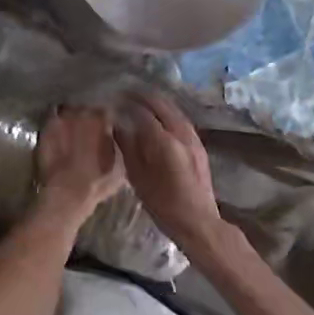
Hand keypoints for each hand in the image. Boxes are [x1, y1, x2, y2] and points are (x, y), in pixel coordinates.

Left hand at [36, 106, 124, 216]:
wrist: (68, 190)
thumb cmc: (98, 182)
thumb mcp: (120, 166)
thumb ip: (119, 146)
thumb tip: (119, 138)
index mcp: (105, 119)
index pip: (107, 109)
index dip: (105, 116)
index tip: (104, 122)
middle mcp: (86, 111)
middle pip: (87, 105)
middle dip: (88, 112)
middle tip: (87, 123)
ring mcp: (66, 115)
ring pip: (70, 107)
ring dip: (71, 112)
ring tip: (71, 122)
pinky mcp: (49, 123)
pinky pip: (53, 112)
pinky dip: (55, 117)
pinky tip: (56, 125)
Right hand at [112, 91, 223, 250]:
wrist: (198, 222)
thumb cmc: (163, 204)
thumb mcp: (137, 177)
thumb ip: (128, 147)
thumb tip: (118, 125)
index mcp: (163, 141)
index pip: (142, 111)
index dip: (127, 102)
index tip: (115, 97)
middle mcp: (180, 133)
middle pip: (161, 104)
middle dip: (143, 96)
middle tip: (126, 92)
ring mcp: (193, 137)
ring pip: (173, 109)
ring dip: (157, 102)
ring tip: (141, 100)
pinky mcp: (199, 144)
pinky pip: (181, 119)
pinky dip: (167, 112)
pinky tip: (159, 116)